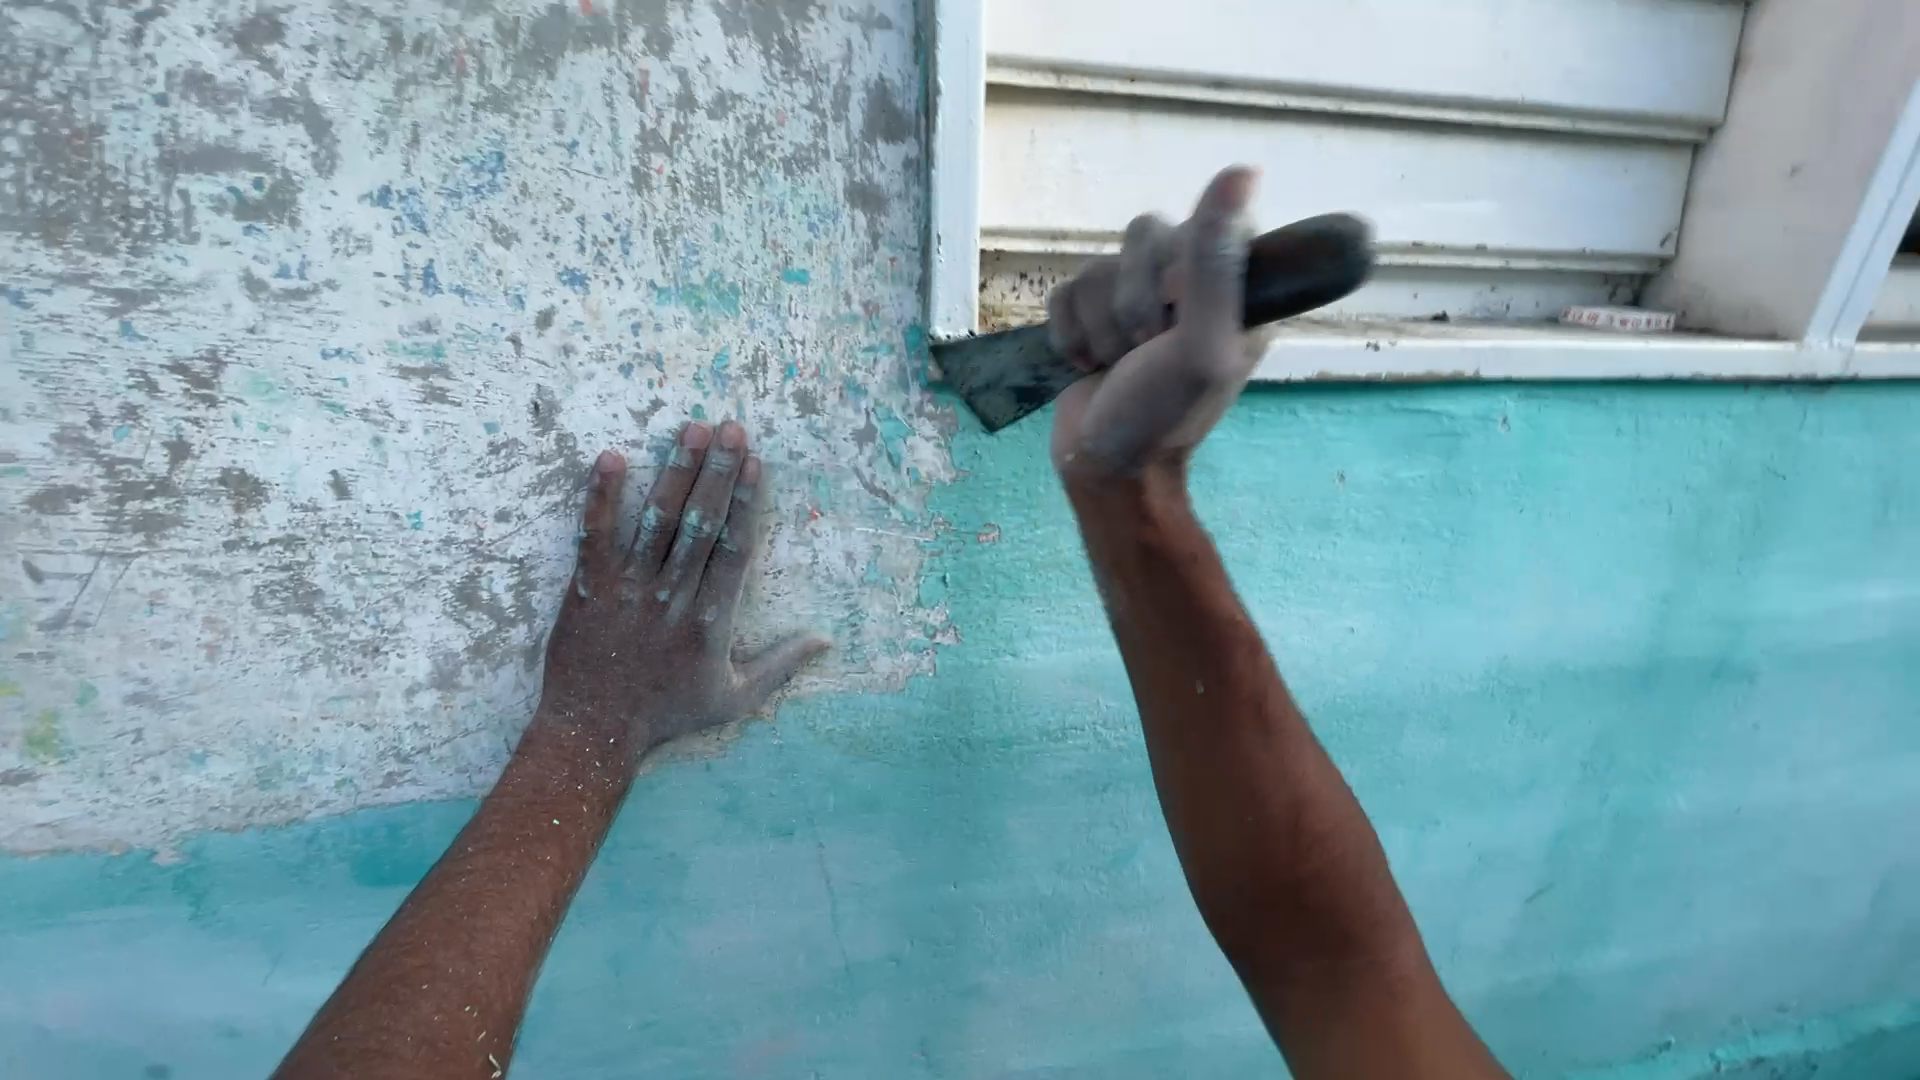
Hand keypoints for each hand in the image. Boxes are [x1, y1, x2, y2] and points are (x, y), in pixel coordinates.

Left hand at [537, 420, 827, 760]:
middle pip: (701, 523)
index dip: (746, 502)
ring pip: (656, 521)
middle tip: (732, 427)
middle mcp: (672, 596)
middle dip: (718, 472)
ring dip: (674, 471)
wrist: (593, 733)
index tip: (756, 463)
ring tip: (691, 429)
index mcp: (711, 619)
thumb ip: (782, 666)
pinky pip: (593, 536)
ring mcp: (627, 588)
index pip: (734, 548)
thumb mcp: (736, 698)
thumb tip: (827, 641)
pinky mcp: (587, 588)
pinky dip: (599, 497)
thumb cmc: (669, 714)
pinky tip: (608, 457)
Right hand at [1047, 166, 1263, 486]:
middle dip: (1131, 305)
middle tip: (1143, 352)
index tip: (1174, 317)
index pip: (1199, 222)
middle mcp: (1185, 285)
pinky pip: (1064, 292)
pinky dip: (1069, 335)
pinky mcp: (1089, 316)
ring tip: (1117, 366)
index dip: (1174, 270)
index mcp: (1232, 287)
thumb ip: (1216, 265)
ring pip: (1097, 267)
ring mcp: (1133, 300)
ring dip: (1100, 328)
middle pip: (1141, 235)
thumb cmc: (1162, 417)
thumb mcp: (1201, 348)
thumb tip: (1240, 170)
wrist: (1104, 466)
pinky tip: (1088, 364)